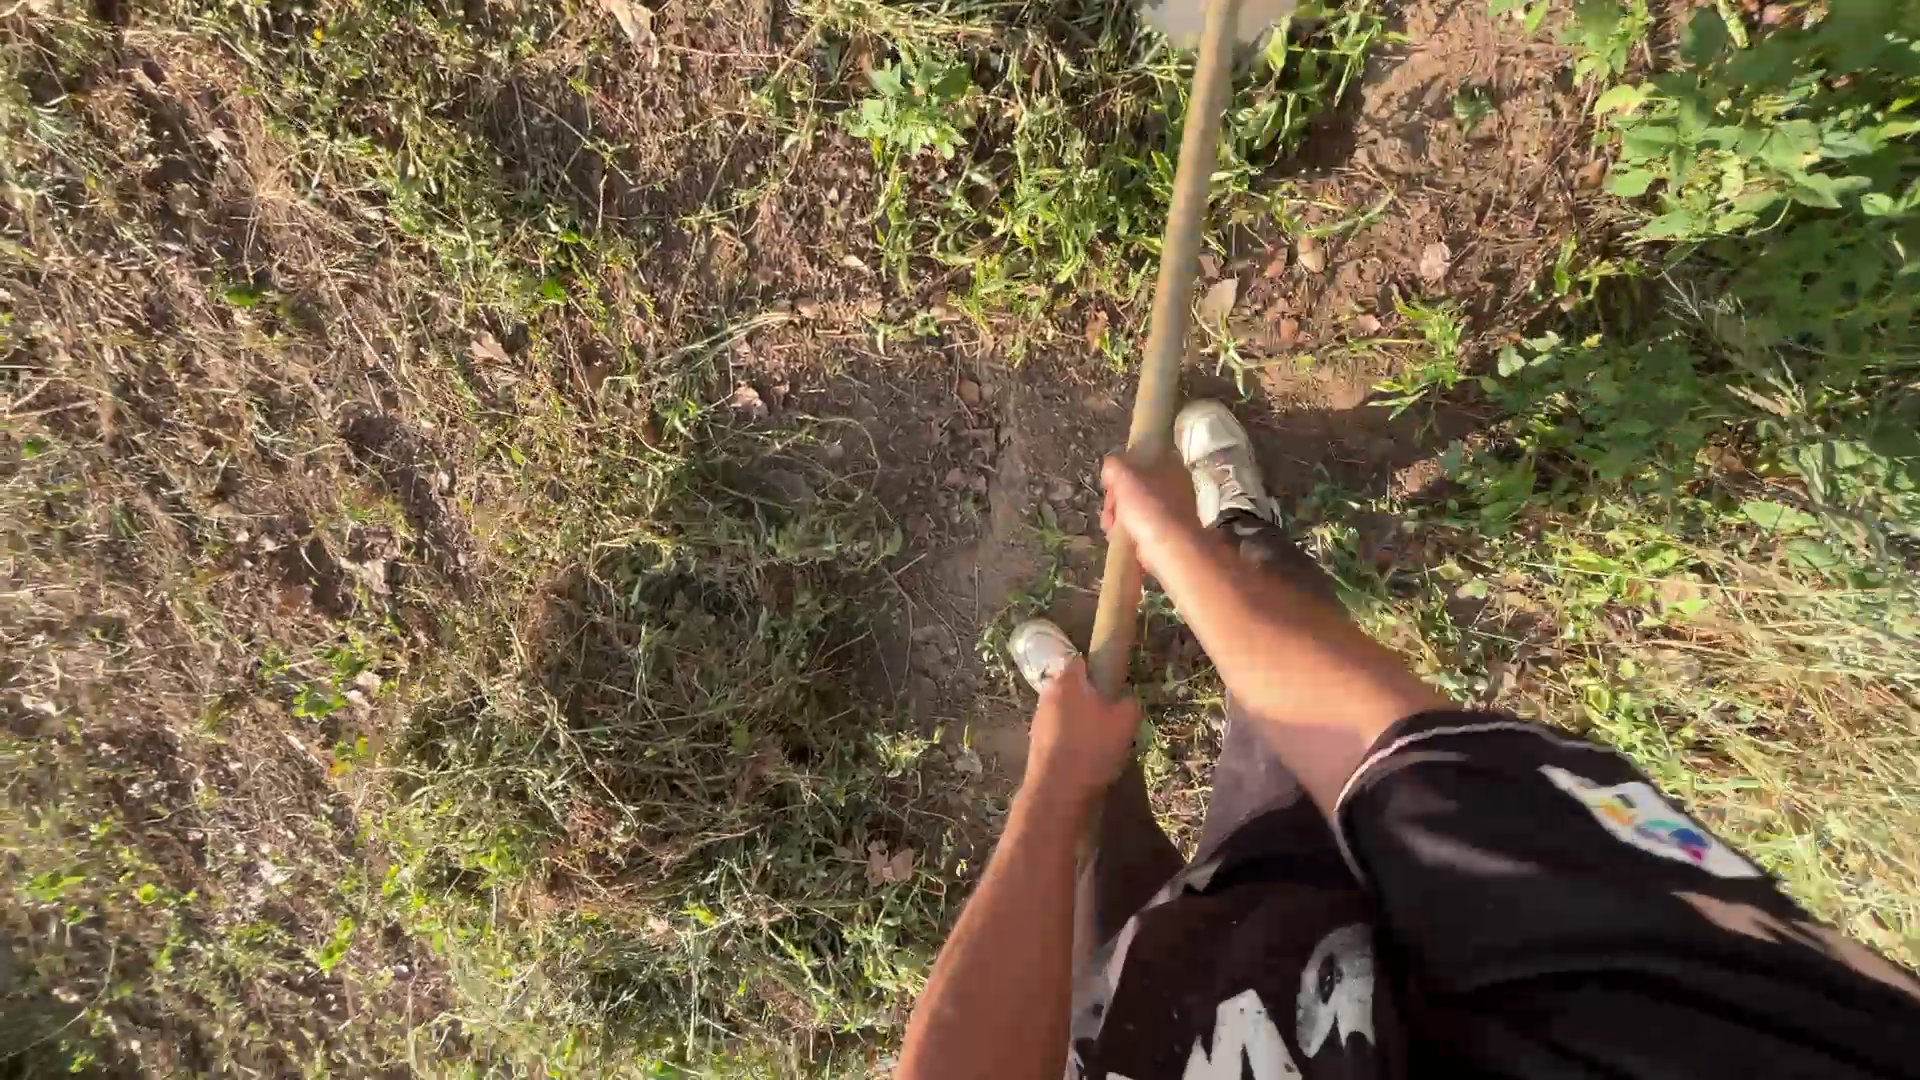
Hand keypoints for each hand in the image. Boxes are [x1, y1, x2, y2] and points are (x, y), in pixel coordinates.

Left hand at [1022, 657, 1140, 817]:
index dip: (1097, 670)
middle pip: (1072, 688)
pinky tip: (1086, 758)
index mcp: (1066, 681)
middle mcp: (1047, 695)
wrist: (1059, 790)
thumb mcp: (1126, 721)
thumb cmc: (1092, 746)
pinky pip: (1059, 734)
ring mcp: (1038, 719)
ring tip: (1100, 742)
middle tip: (1110, 717)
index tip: (1111, 687)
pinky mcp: (1036, 743)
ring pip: (1065, 712)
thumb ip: (1128, 702)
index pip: (1080, 662)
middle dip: (1089, 699)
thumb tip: (1124, 699)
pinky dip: (1071, 740)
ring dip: (1080, 721)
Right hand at [1101, 454, 1206, 581]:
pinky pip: (1138, 526)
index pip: (1140, 461)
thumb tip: (1110, 470)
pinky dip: (1125, 531)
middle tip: (1111, 507)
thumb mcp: (1125, 476)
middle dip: (1115, 498)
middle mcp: (1173, 487)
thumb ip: (1113, 466)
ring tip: (1111, 526)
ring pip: (1133, 507)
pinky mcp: (1164, 532)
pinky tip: (1117, 536)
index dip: (1121, 471)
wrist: (1168, 548)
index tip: (1111, 483)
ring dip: (1116, 516)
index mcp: (1170, 466)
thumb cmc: (1148, 507)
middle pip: (1133, 487)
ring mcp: (1170, 511)